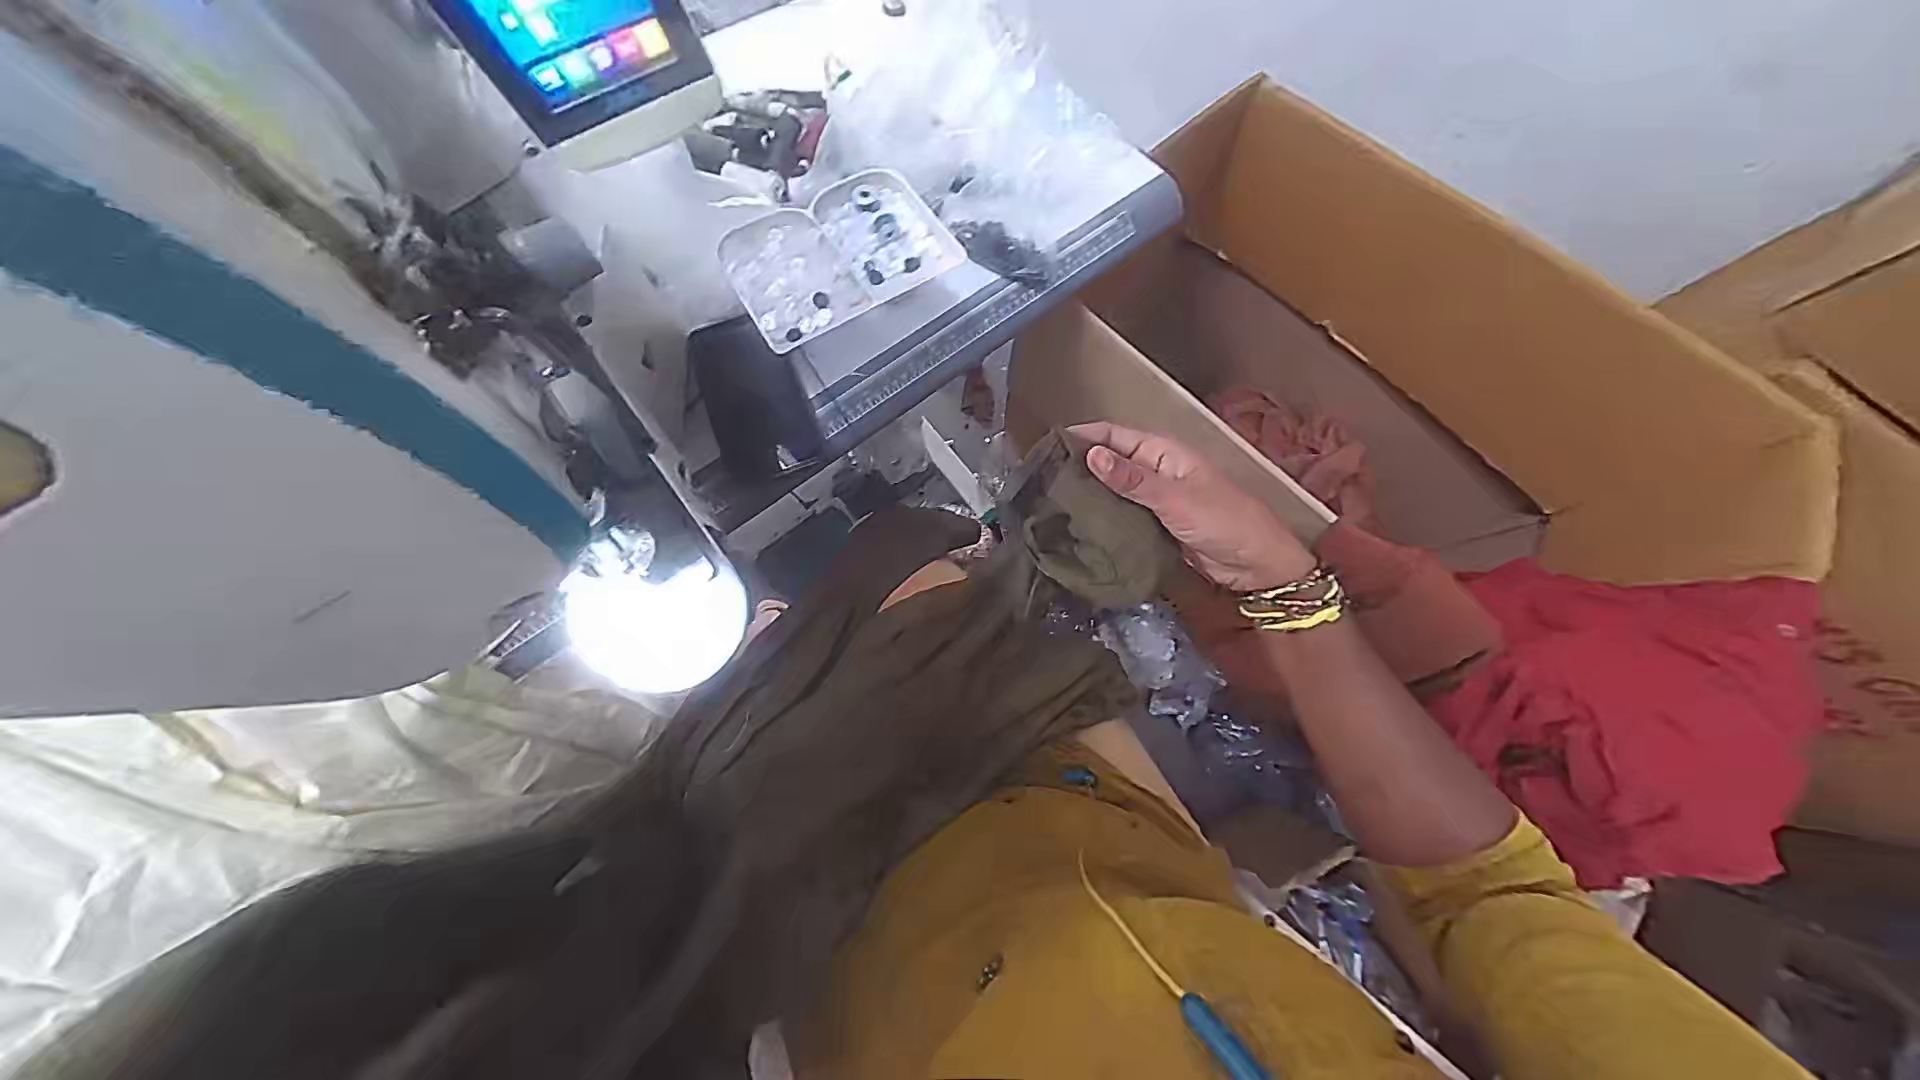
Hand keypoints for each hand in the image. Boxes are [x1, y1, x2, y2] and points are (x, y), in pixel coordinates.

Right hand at [1070, 422, 1315, 591]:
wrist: (1255, 565)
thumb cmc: (1223, 521)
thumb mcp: (1175, 498)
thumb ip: (1132, 479)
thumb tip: (1090, 454)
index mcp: (1163, 453)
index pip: (1115, 436)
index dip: (1084, 437)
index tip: (1047, 448)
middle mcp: (1154, 472)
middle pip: (1109, 462)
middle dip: (1079, 467)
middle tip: (1041, 480)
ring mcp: (1152, 500)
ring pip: (1112, 491)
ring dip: (1087, 495)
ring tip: (1049, 503)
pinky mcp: (1151, 526)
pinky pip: (1120, 516)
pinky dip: (1100, 518)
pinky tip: (1077, 526)